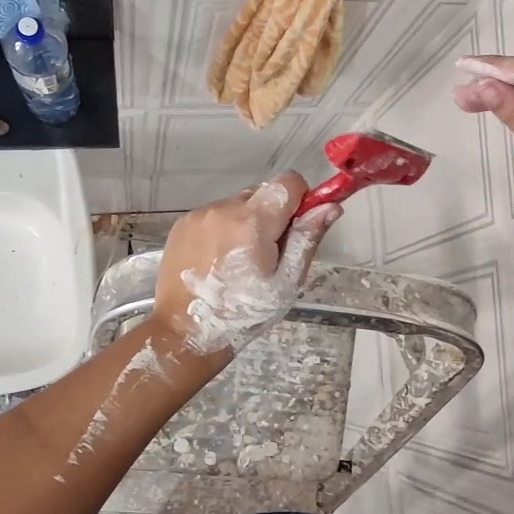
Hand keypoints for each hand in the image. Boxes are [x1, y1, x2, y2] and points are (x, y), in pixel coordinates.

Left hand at [153, 172, 343, 353]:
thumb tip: (331, 206)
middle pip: (262, 193)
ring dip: (246, 223)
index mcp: (253, 222)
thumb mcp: (286, 282)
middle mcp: (224, 208)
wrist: (186, 331)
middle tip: (267, 255)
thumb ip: (307, 239)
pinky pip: (215, 215)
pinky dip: (224, 229)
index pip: (288, 182)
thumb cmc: (244, 313)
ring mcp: (199, 215)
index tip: (296, 229)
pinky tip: (219, 260)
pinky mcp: (182, 224)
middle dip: (272, 216)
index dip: (300, 200)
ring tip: (240, 261)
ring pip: (238, 204)